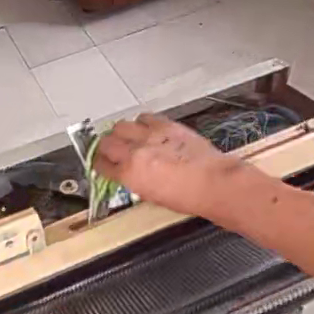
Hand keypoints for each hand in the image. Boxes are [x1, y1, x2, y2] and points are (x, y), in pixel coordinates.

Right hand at [91, 114, 256, 219]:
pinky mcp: (165, 125)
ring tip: (128, 137)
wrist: (213, 183)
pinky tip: (147, 128)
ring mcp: (150, 136)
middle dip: (107, 147)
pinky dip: (142, 122)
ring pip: (121, 125)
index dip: (100, 164)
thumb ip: (136, 181)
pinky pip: (144, 117)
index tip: (102, 164)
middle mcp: (135, 152)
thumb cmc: (188, 196)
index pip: (102, 165)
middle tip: (111, 150)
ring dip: (122, 132)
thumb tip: (131, 175)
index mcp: (130, 174)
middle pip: (107, 142)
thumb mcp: (152, 196)